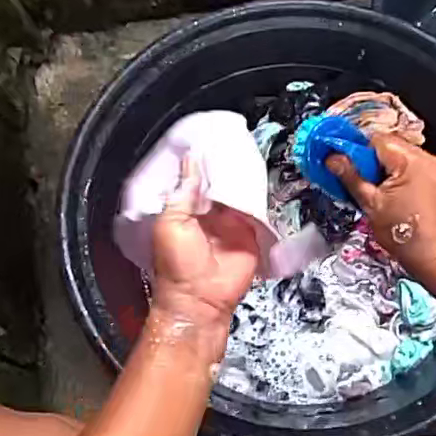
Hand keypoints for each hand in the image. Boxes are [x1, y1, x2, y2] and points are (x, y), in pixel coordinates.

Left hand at [150, 157, 259, 331]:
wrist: (200, 298)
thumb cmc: (177, 267)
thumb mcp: (171, 222)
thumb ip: (183, 192)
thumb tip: (190, 161)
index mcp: (186, 209)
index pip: (198, 178)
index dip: (204, 160)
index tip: (212, 137)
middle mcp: (210, 213)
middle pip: (222, 182)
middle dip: (228, 165)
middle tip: (236, 140)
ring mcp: (232, 223)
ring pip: (242, 193)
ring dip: (245, 178)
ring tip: (251, 153)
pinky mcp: (251, 233)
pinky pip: (258, 211)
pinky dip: (261, 198)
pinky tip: (264, 179)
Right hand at [327, 132, 435, 274]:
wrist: (435, 255)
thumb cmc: (405, 235)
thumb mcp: (370, 204)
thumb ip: (350, 177)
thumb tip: (334, 160)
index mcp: (410, 161)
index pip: (376, 140)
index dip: (356, 149)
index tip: (342, 160)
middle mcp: (428, 160)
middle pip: (389, 147)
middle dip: (370, 161)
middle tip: (357, 180)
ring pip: (400, 157)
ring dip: (383, 168)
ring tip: (375, 190)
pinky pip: (413, 168)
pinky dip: (398, 175)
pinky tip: (390, 194)